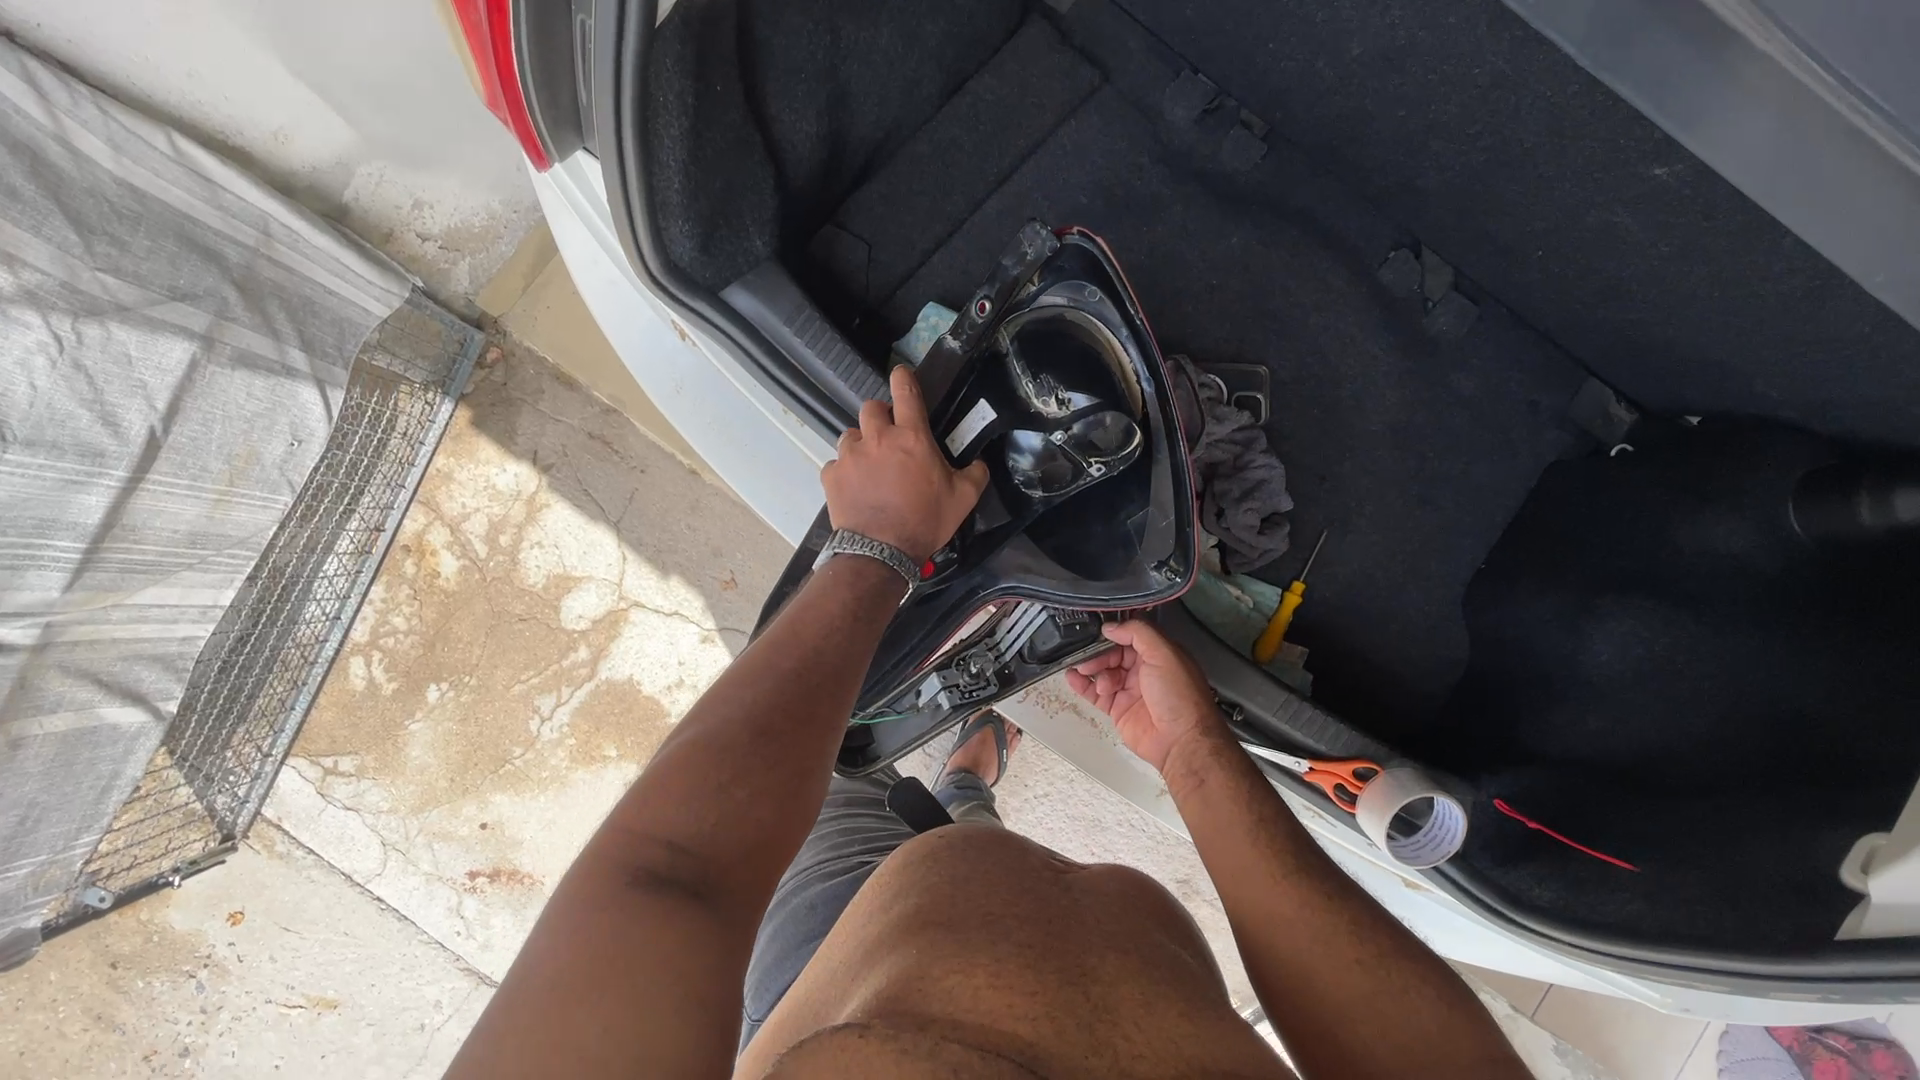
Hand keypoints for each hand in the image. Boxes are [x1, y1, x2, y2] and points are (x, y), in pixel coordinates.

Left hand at [821, 365, 989, 560]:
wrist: (882, 552)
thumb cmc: (925, 522)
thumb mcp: (963, 499)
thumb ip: (975, 475)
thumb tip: (980, 464)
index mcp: (911, 437)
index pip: (905, 391)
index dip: (903, 377)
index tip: (902, 374)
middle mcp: (877, 438)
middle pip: (871, 407)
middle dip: (880, 416)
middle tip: (889, 436)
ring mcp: (850, 456)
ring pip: (850, 434)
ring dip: (861, 444)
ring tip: (870, 466)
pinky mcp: (831, 476)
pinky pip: (836, 464)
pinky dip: (844, 472)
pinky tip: (855, 488)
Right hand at [1066, 620, 1226, 774]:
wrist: (1180, 740)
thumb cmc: (1181, 698)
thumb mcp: (1164, 654)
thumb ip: (1138, 633)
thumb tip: (1113, 626)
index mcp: (1159, 654)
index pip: (1130, 636)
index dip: (1113, 634)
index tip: (1098, 633)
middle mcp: (1145, 670)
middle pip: (1113, 654)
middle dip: (1098, 654)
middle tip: (1088, 658)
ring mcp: (1130, 690)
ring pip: (1102, 672)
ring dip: (1091, 669)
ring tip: (1085, 672)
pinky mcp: (1118, 709)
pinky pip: (1094, 693)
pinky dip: (1081, 684)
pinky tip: (1073, 678)